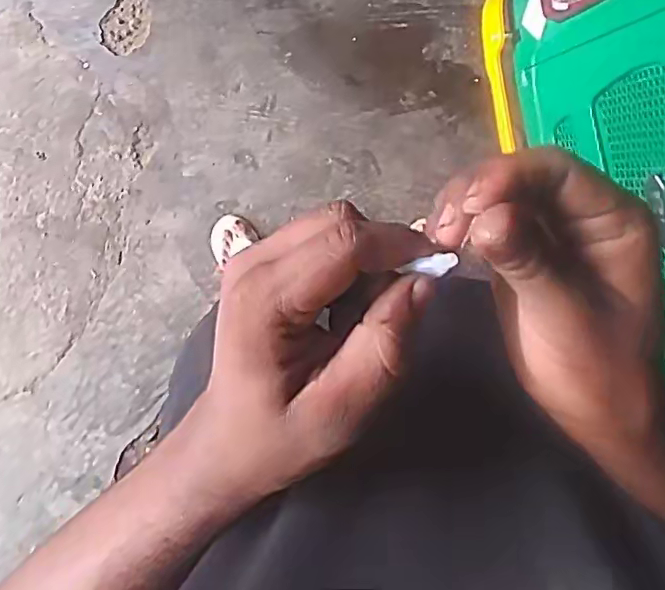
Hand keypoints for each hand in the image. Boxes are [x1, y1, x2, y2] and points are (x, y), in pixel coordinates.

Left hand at [169, 201, 437, 507]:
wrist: (226, 441)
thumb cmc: (279, 436)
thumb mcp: (341, 410)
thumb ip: (383, 346)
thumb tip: (423, 283)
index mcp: (264, 296)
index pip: (343, 241)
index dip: (397, 245)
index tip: (438, 267)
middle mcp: (253, 260)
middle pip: (339, 222)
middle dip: (383, 252)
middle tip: (396, 305)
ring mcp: (254, 252)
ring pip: (334, 223)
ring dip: (366, 258)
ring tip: (362, 314)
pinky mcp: (263, 254)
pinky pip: (322, 235)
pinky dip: (349, 260)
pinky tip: (342, 305)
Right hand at [428, 148, 664, 458]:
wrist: (599, 415)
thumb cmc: (598, 371)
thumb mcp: (565, 318)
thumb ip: (527, 262)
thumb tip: (486, 218)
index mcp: (612, 218)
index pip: (558, 171)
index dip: (511, 175)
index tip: (471, 203)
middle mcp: (582, 209)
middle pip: (522, 173)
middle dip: (479, 190)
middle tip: (445, 227)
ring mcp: (550, 223)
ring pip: (499, 188)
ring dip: (463, 204)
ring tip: (439, 237)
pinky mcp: (522, 240)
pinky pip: (487, 213)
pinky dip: (461, 220)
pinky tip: (441, 239)